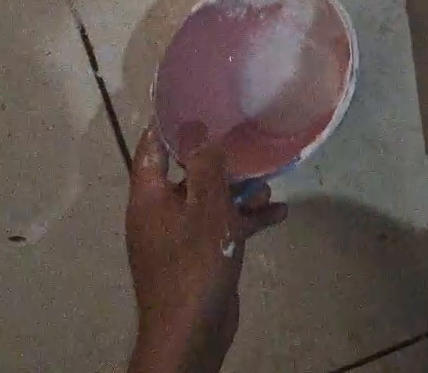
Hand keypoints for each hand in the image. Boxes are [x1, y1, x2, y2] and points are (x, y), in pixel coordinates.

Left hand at [125, 126, 286, 372]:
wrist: (192, 331)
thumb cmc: (195, 263)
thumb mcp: (206, 206)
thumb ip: (204, 164)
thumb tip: (197, 125)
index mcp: (150, 198)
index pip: (151, 148)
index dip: (168, 122)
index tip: (193, 97)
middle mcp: (160, 212)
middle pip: (188, 172)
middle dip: (220, 157)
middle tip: (247, 135)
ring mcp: (180, 235)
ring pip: (211, 198)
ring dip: (241, 190)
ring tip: (268, 188)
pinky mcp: (200, 253)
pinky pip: (223, 224)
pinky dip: (247, 218)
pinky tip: (278, 215)